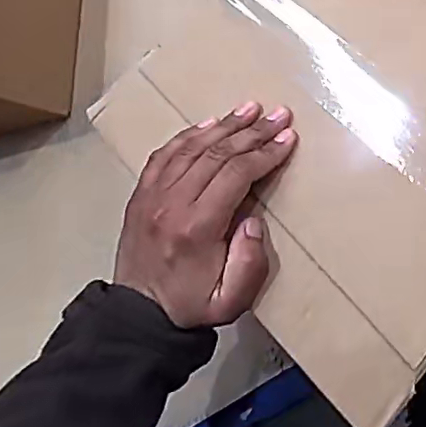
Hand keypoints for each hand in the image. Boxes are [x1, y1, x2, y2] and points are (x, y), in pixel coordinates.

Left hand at [113, 102, 296, 328]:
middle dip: (253, 131)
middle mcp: (171, 204)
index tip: (288, 138)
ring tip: (252, 108)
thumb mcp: (231, 301)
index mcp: (196, 227)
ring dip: (225, 125)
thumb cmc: (192, 305)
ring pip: (191, 148)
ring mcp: (151, 197)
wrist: (137, 318)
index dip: (265, 152)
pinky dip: (189, 135)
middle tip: (280, 114)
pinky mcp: (141, 196)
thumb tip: (253, 220)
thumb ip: (250, 262)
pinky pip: (165, 155)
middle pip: (216, 154)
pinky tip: (211, 123)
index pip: (236, 174)